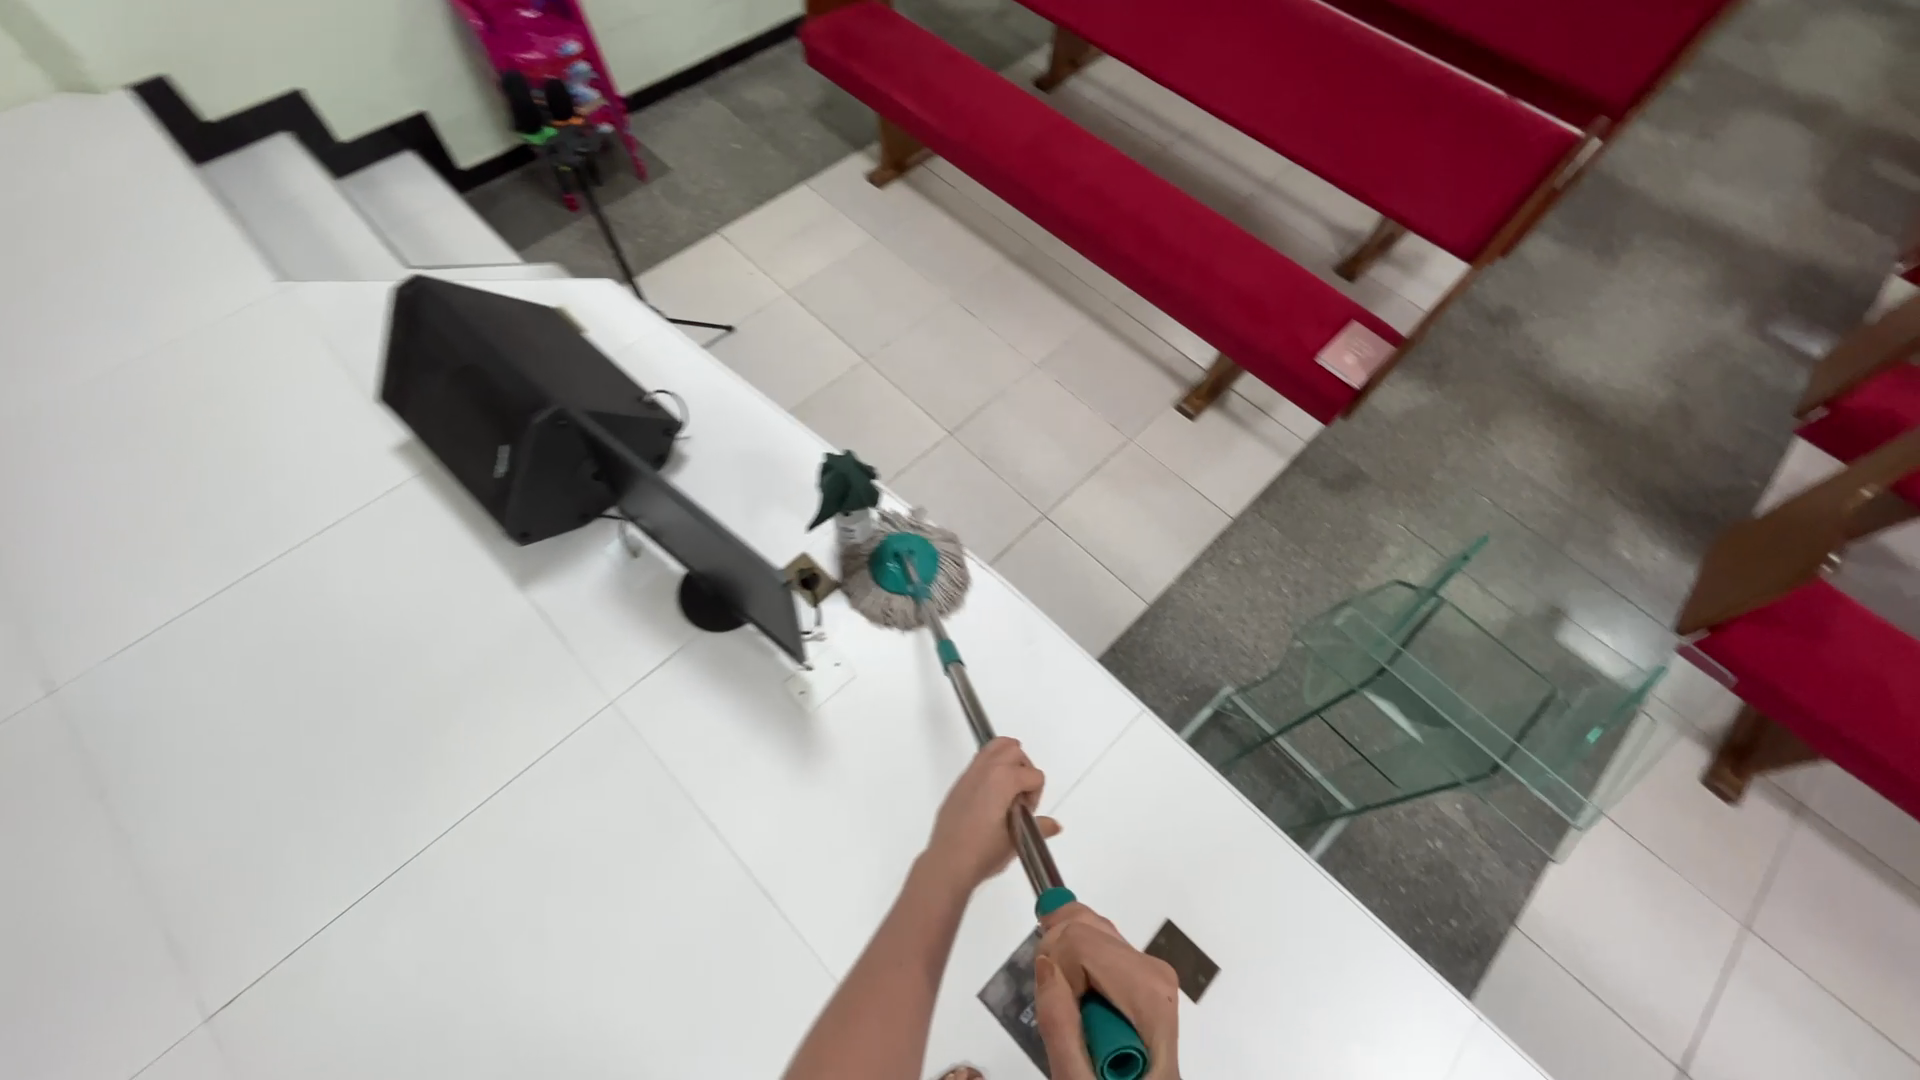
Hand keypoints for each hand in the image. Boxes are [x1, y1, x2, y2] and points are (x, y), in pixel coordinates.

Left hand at [922, 737, 1059, 891]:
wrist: (947, 862)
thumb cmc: (983, 852)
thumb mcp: (1016, 841)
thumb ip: (1039, 828)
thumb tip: (1056, 825)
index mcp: (1003, 780)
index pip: (1034, 775)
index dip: (1035, 795)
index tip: (1025, 814)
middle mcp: (986, 769)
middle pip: (1014, 751)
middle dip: (1024, 771)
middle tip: (1020, 798)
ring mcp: (970, 773)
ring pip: (994, 747)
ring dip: (1007, 760)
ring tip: (1009, 788)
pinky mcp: (959, 783)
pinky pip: (980, 760)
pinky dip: (991, 765)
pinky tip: (991, 794)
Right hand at [1033, 902, 1179, 1079]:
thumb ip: (1060, 1027)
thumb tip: (1045, 963)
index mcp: (1147, 995)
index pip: (1080, 942)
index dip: (1056, 972)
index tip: (1058, 1014)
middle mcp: (1154, 972)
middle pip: (1084, 925)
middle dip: (1056, 957)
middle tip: (1054, 1002)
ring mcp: (1149, 968)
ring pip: (1086, 925)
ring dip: (1063, 958)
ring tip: (1066, 1001)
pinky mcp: (1140, 970)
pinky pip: (1093, 936)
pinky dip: (1072, 955)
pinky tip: (1073, 985)